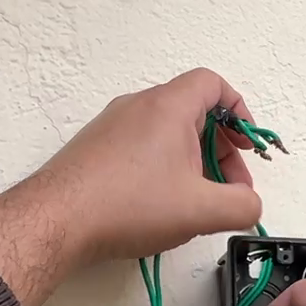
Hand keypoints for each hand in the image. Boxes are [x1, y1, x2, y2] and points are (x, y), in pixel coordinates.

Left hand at [0, 68, 264, 305]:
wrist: (55, 221)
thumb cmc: (129, 205)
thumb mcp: (201, 210)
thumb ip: (242, 205)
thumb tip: (250, 205)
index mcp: (169, 106)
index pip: (213, 84)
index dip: (239, 110)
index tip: (245, 145)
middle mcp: (139, 106)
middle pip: (193, 111)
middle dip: (220, 147)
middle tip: (230, 186)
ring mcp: (112, 126)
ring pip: (166, 131)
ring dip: (192, 160)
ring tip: (196, 200)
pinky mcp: (94, 149)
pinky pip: (141, 146)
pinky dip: (162, 167)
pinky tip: (160, 204)